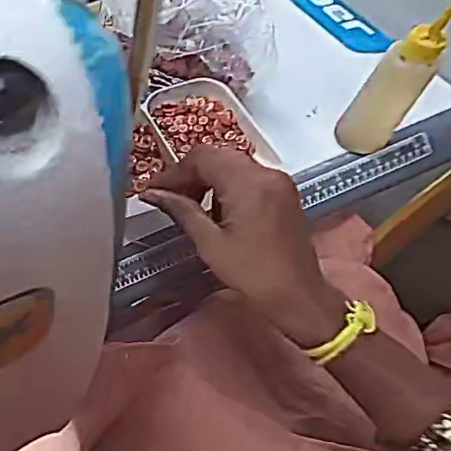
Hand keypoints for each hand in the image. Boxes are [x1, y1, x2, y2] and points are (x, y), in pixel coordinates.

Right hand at [140, 146, 347, 346]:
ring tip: (188, 206)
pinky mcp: (283, 193)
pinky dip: (225, 186)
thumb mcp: (209, 243)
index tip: (154, 191)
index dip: (174, 172)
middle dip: (189, 174)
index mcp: (248, 183)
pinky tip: (213, 211)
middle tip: (168, 197)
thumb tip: (154, 194)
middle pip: (218, 156)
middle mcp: (266, 174)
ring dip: (207, 179)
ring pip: (233, 165)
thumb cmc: (251, 273)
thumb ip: (182, 210)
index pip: (203, 157)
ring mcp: (278, 182)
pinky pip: (248, 177)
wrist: (296, 294)